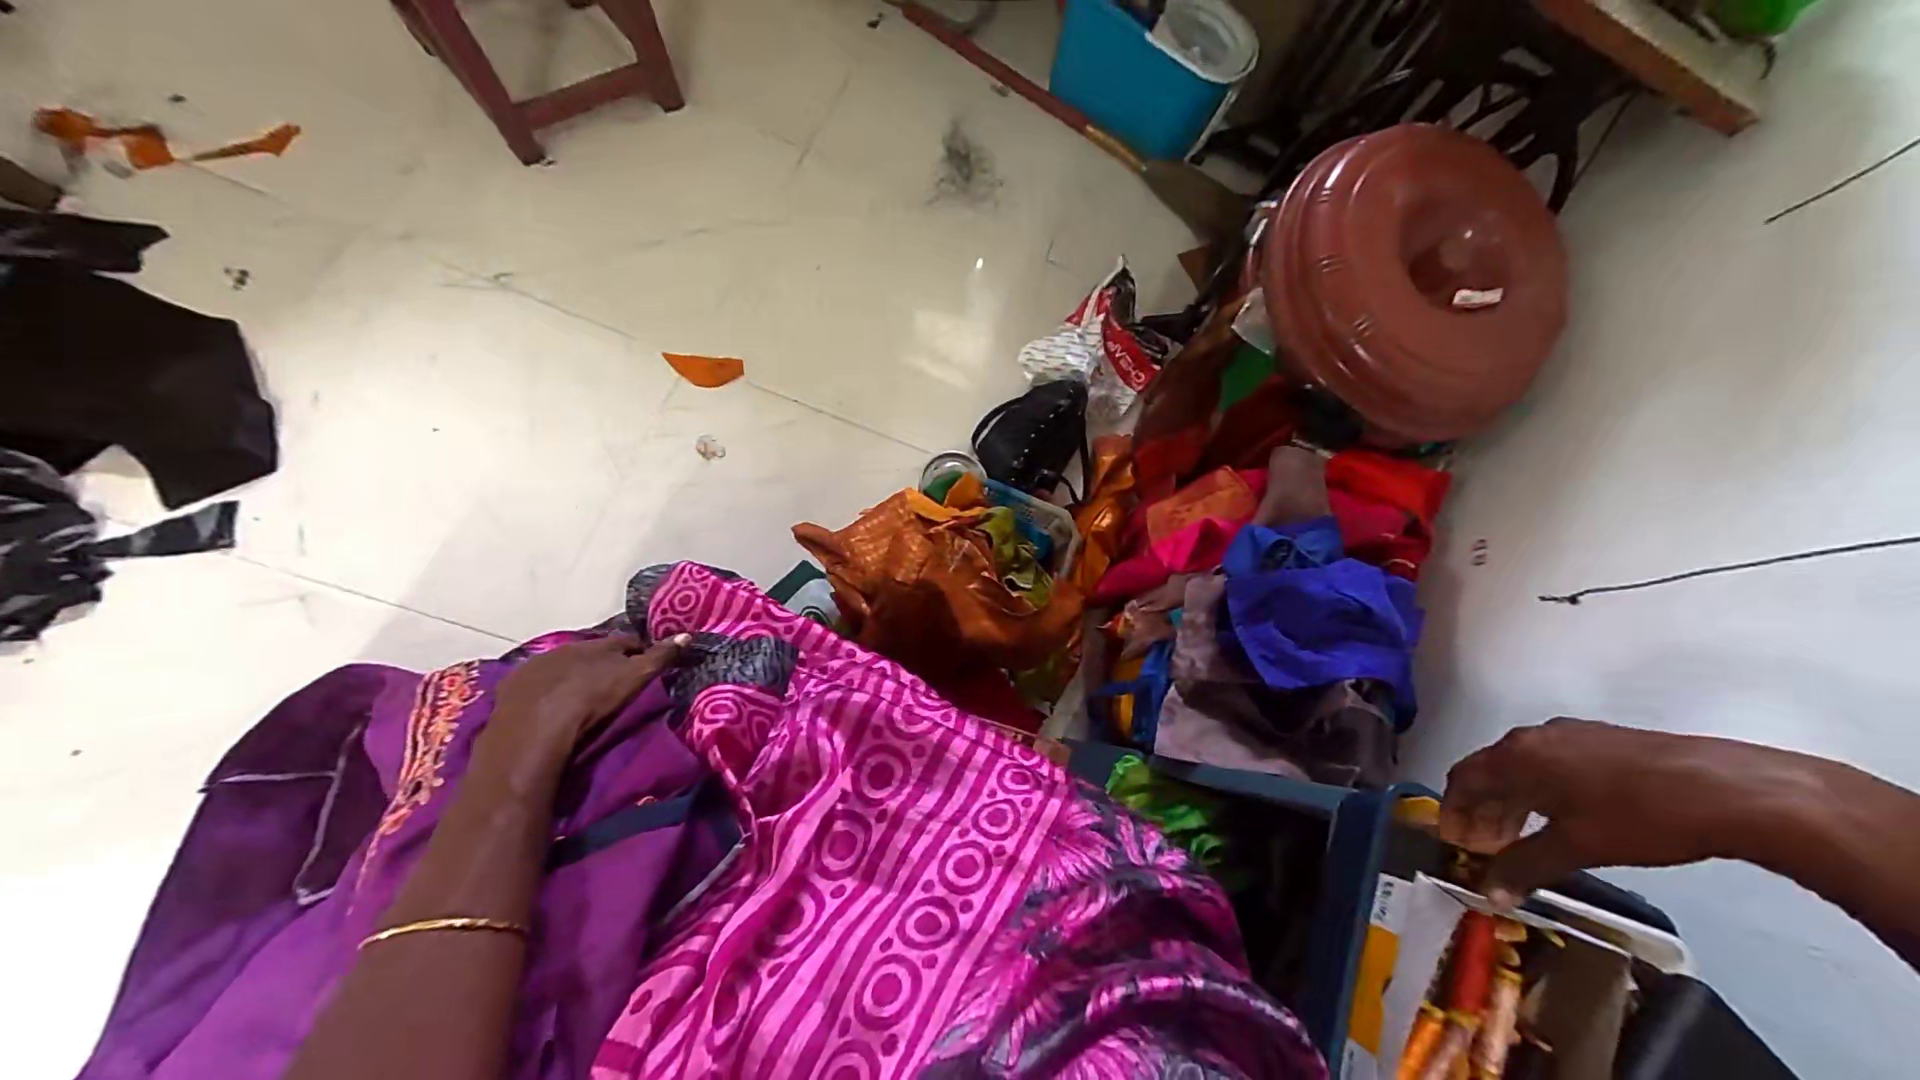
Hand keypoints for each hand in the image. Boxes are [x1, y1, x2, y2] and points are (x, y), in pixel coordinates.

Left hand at [486, 633, 689, 759]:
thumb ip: (660, 657)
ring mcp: (539, 663)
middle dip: (604, 659)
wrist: (535, 729)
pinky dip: (545, 685)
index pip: (628, 641)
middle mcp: (570, 646)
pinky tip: (547, 701)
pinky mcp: (514, 683)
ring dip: (574, 671)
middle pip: (594, 649)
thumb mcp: (634, 680)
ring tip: (581, 690)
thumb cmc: (593, 703)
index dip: (639, 651)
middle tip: (614, 677)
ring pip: (564, 662)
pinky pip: (535, 678)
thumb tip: (687, 635)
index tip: (646, 662)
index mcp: (601, 645)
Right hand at [1438, 717, 1818, 906]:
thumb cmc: (1640, 816)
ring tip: (1519, 837)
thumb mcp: (1578, 847)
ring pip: (1522, 767)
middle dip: (1483, 810)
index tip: (1453, 839)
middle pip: (1490, 771)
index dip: (1453, 810)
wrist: (1732, 789)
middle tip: (1485, 847)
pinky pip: (1551, 763)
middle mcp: (1533, 736)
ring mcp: (1570, 734)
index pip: (1463, 778)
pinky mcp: (1603, 739)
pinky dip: (1541, 791)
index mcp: (1515, 755)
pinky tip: (1562, 816)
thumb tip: (1490, 895)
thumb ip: (1526, 866)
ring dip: (1512, 802)